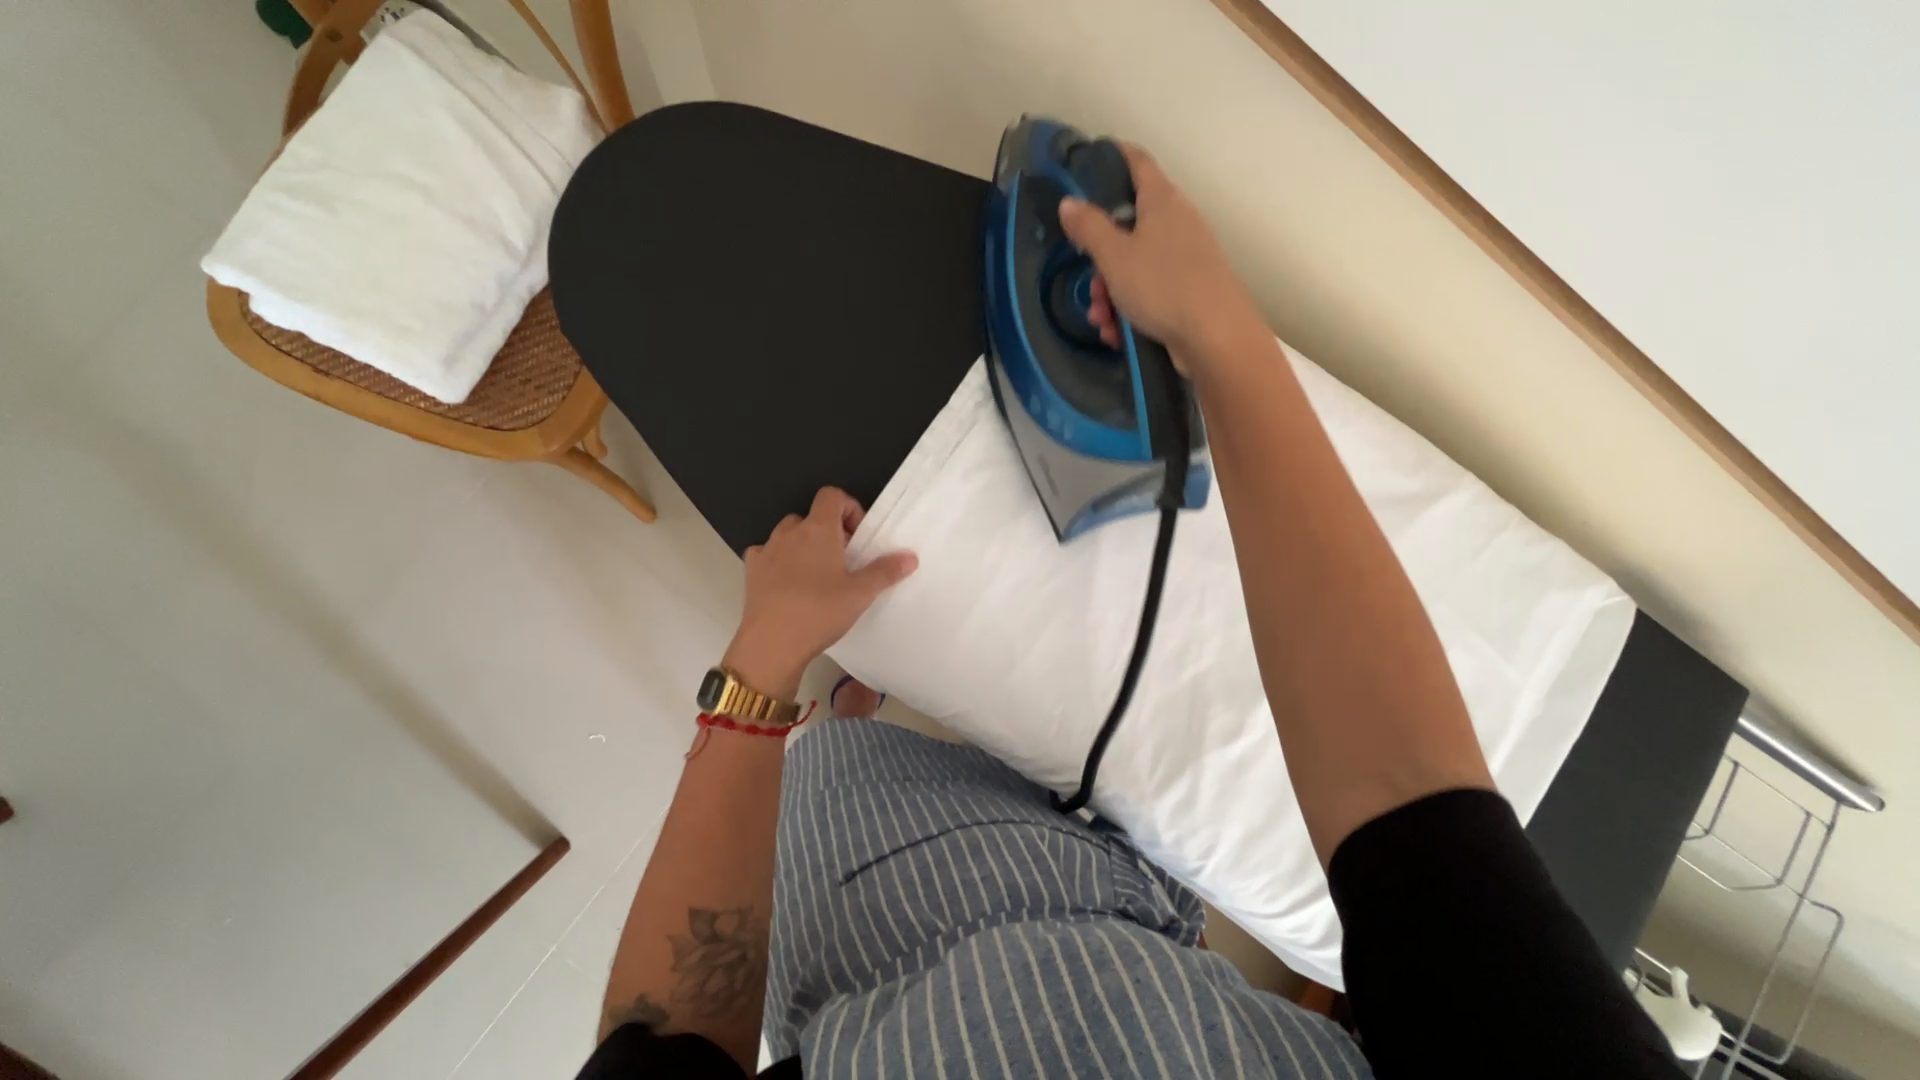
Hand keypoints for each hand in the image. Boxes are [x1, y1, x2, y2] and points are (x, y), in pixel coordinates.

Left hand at [723, 487, 917, 699]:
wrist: (771, 643)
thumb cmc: (819, 612)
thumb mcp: (860, 594)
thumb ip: (885, 571)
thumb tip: (910, 557)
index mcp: (818, 529)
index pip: (832, 495)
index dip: (849, 508)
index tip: (858, 538)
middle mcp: (789, 532)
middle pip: (811, 517)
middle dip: (828, 531)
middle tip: (842, 561)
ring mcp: (766, 550)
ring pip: (788, 535)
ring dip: (803, 545)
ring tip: (816, 575)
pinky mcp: (751, 571)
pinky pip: (767, 555)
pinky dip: (779, 561)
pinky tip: (788, 584)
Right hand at [1057, 144, 1266, 378]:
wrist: (1216, 337)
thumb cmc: (1162, 286)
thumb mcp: (1114, 256)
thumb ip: (1089, 227)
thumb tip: (1069, 202)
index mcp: (1161, 200)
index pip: (1136, 161)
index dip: (1110, 157)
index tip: (1083, 167)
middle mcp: (1177, 221)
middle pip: (1128, 225)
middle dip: (1101, 258)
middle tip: (1090, 283)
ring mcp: (1186, 256)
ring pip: (1135, 265)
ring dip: (1111, 292)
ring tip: (1103, 320)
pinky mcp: (1190, 290)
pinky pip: (1150, 291)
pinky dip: (1130, 309)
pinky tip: (1119, 334)